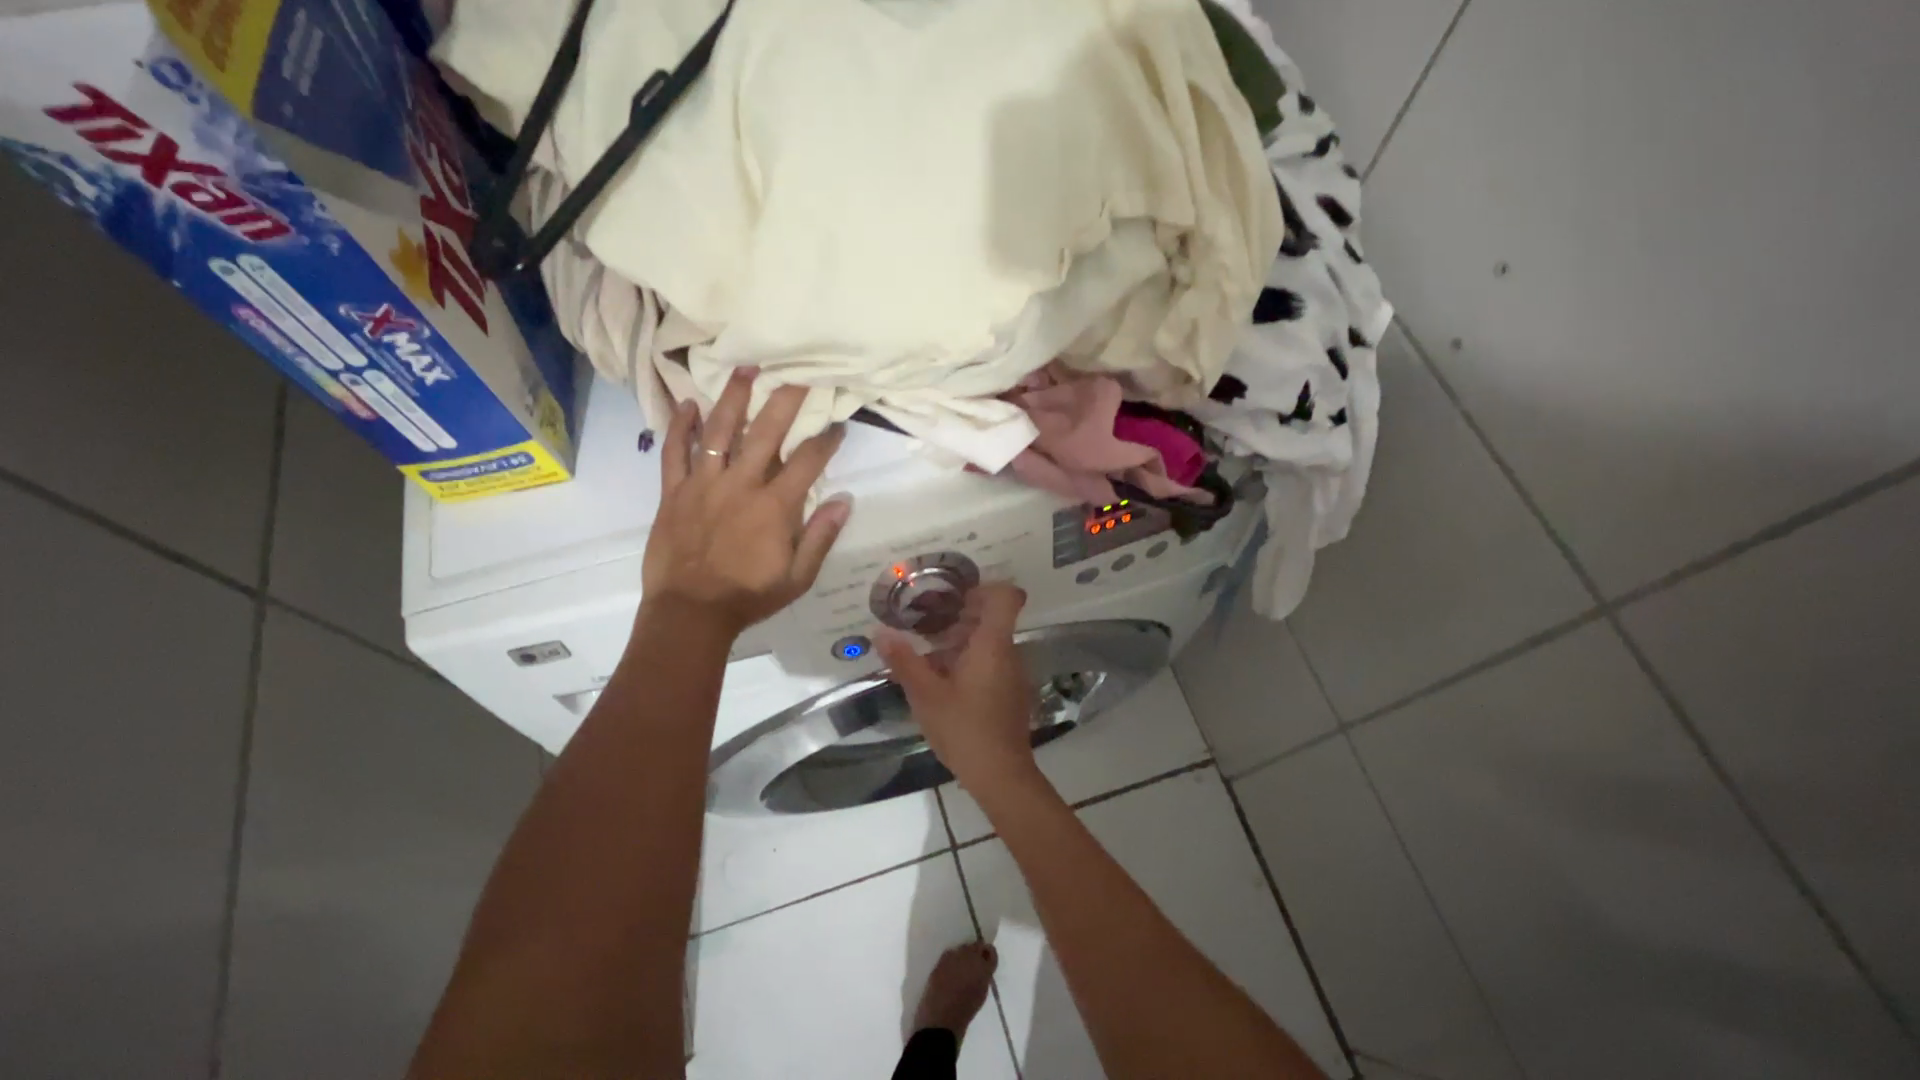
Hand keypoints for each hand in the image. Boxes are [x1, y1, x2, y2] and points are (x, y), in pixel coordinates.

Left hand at [641, 371, 849, 636]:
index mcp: (774, 506)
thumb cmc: (748, 597)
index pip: (807, 461)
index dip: (826, 440)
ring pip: (718, 431)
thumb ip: (821, 537)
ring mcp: (702, 485)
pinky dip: (679, 426)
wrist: (690, 613)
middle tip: (798, 375)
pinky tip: (688, 404)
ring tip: (744, 369)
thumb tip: (845, 500)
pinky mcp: (672, 493)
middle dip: (785, 399)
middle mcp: (740, 485)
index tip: (838, 424)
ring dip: (733, 397)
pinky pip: (674, 452)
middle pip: (765, 431)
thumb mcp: (798, 577)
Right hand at [879, 583, 1042, 791]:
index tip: (952, 596)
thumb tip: (880, 631)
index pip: (1006, 596)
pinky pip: (991, 663)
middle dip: (960, 615)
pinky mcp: (1010, 693)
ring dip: (961, 641)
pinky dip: (969, 662)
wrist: (1001, 775)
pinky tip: (942, 681)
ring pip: (989, 642)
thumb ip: (904, 661)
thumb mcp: (925, 695)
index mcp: (992, 645)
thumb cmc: (964, 729)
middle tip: (925, 623)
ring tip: (926, 654)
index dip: (982, 587)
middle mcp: (1008, 653)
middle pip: (992, 617)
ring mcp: (1013, 674)